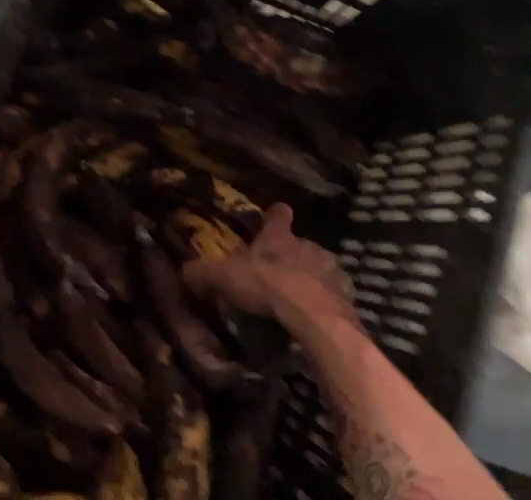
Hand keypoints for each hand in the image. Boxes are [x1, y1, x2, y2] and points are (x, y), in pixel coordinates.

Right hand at [182, 204, 356, 334]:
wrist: (315, 316)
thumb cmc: (268, 286)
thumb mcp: (225, 278)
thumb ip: (203, 273)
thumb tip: (183, 271)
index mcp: (279, 237)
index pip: (278, 215)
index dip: (275, 215)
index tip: (275, 214)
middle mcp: (307, 246)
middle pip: (300, 244)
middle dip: (291, 255)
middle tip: (278, 273)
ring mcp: (330, 270)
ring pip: (320, 268)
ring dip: (311, 278)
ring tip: (299, 298)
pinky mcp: (346, 295)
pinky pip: (334, 294)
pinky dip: (325, 301)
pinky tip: (316, 315)